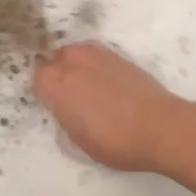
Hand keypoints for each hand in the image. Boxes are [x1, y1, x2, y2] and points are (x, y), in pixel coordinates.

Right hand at [32, 41, 186, 172]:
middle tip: (73, 97)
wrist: (160, 126)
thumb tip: (63, 107)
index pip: (36, 77)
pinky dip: (96, 66)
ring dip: (76, 67)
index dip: (44, 91)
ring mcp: (93, 53)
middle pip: (53, 60)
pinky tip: (110, 84)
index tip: (55, 104)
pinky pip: (95, 56)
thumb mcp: (80, 140)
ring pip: (74, 54)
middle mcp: (69, 61)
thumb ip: (64, 116)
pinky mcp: (114, 53)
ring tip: (93, 88)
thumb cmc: (116, 141)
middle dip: (58, 74)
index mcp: (54, 84)